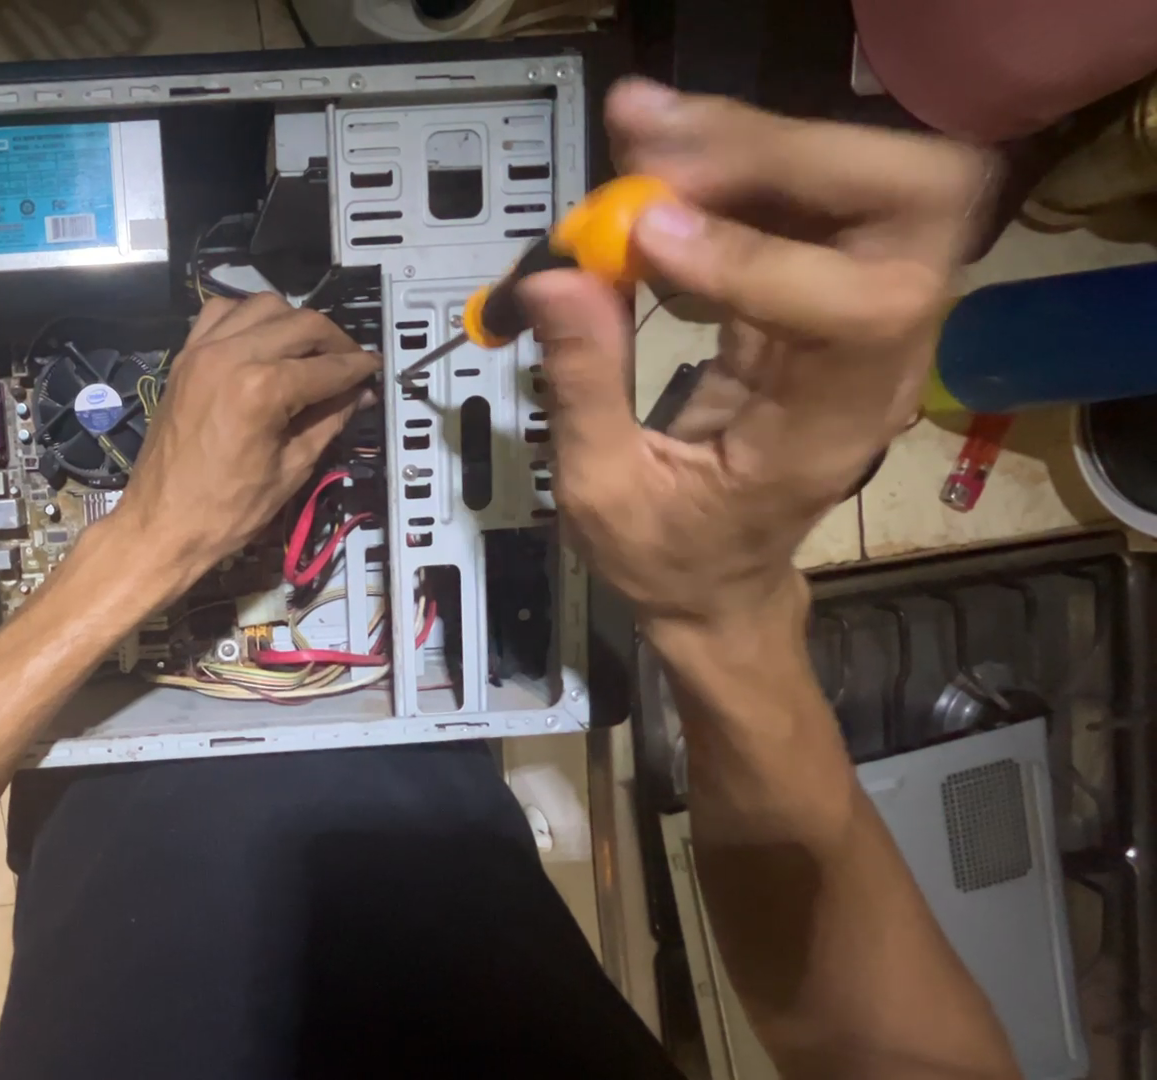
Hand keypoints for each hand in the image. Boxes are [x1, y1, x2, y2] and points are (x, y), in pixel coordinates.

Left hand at [113, 293, 378, 578]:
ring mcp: (202, 351)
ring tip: (309, 352)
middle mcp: (231, 356)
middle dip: (335, 341)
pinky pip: (221, 313)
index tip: (375, 369)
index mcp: (261, 389)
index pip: (327, 366)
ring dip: (294, 322)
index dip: (358, 368)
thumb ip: (328, 422)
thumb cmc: (225, 511)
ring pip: (264, 306)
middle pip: (302, 324)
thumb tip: (357, 394)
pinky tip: (263, 340)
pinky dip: (249, 317)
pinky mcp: (184, 357)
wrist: (161, 523)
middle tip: (350, 365)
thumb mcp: (291, 470)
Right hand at [519, 79, 987, 633]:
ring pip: (862, 186)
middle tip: (650, 153)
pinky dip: (726, 177)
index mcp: (825, 431)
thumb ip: (582, 387)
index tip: (640, 236)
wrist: (717, 584)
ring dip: (748, 148)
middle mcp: (874, 359)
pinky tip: (652, 174)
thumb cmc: (664, 558)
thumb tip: (552, 280)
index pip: (856, 308)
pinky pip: (795, 212)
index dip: (757, 255)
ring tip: (638, 141)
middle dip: (780, 158)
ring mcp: (854, 321)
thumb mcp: (600, 491)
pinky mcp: (812, 301)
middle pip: (908, 204)